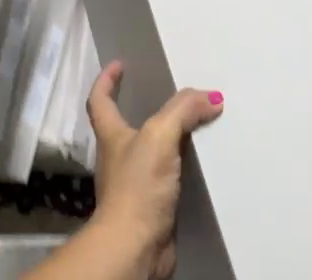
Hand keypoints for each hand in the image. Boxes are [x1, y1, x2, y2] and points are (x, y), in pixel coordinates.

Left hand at [85, 60, 223, 279]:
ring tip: (194, 122)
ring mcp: (134, 184)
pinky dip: (182, 165)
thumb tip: (212, 97)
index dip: (106, 80)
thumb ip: (183, 110)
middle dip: (143, 106)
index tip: (119, 64)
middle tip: (168, 91)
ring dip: (168, 137)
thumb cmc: (137, 186)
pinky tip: (202, 161)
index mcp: (112, 136)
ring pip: (150, 151)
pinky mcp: (152, 206)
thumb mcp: (159, 135)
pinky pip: (168, 177)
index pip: (100, 100)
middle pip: (125, 124)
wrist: (135, 246)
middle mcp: (118, 157)